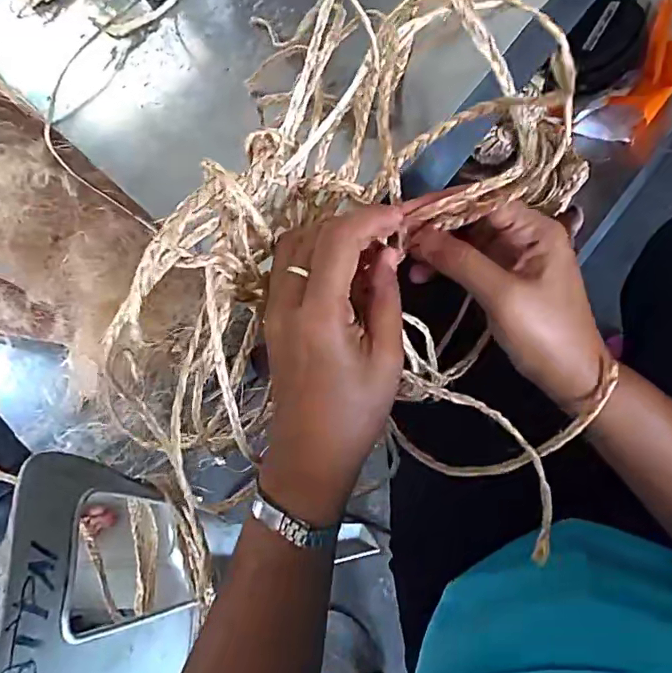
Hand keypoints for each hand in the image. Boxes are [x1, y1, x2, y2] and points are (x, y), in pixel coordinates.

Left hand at [260, 205, 405, 526]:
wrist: (308, 456)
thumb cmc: (355, 415)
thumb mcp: (386, 358)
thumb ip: (385, 298)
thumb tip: (386, 253)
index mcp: (318, 314)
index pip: (338, 240)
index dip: (371, 218)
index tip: (401, 216)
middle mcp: (286, 302)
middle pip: (312, 233)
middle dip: (354, 222)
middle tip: (389, 235)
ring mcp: (272, 308)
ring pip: (293, 244)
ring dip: (330, 234)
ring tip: (368, 249)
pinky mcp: (271, 316)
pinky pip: (288, 265)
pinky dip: (316, 252)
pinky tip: (345, 268)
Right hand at [405, 197, 608, 409]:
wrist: (574, 379)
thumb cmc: (545, 334)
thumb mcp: (501, 295)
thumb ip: (460, 260)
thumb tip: (418, 233)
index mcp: (535, 228)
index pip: (483, 199)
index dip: (442, 203)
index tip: (405, 213)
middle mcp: (525, 233)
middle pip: (472, 216)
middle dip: (435, 224)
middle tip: (397, 236)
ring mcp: (514, 255)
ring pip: (467, 238)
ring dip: (436, 245)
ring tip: (404, 257)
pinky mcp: (504, 276)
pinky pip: (469, 260)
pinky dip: (446, 264)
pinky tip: (420, 274)